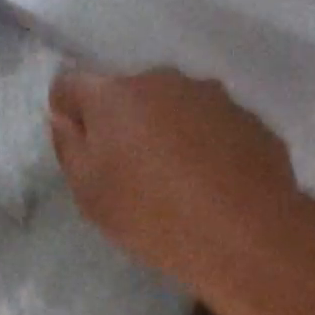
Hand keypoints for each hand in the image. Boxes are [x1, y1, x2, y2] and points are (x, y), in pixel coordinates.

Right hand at [49, 69, 303, 284]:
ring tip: (176, 183)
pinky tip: (212, 187)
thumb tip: (64, 116)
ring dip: (167, 133)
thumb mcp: (90, 194)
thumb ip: (69, 148)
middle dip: (123, 124)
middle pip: (128, 94)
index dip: (68, 111)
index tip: (79, 146)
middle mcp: (164, 80)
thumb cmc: (151, 217)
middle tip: (129, 175)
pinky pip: (214, 127)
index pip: (71, 84)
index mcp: (115, 96)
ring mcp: (213, 96)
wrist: (245, 234)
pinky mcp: (250, 120)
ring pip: (175, 107)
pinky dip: (206, 147)